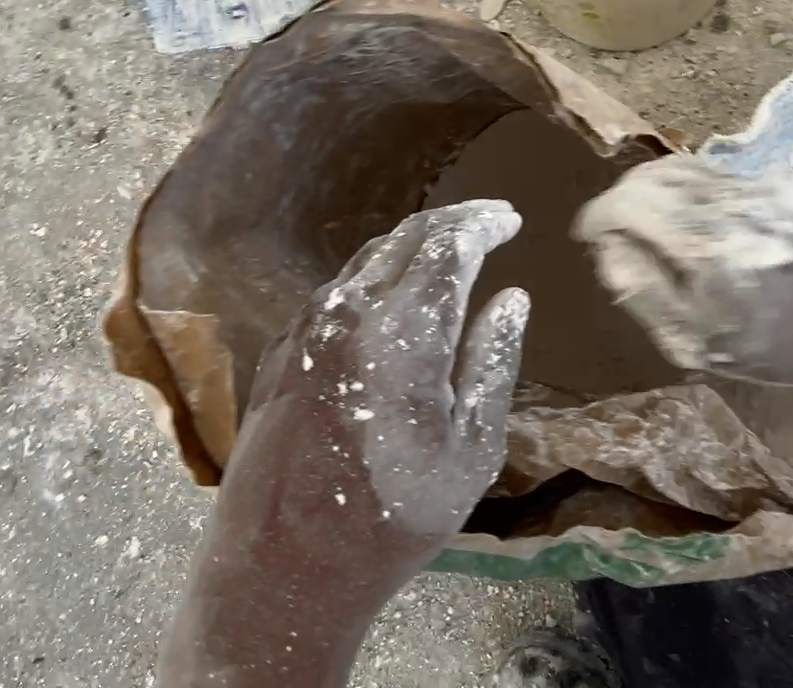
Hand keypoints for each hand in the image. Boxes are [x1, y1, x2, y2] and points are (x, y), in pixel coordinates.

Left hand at [160, 201, 529, 687]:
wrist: (280, 573)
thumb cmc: (393, 516)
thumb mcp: (471, 448)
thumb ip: (492, 361)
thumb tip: (513, 298)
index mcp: (403, 332)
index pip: (450, 245)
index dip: (484, 224)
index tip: (512, 220)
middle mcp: (350, 314)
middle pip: (408, 235)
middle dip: (456, 219)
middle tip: (490, 220)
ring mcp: (308, 329)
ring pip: (369, 257)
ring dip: (415, 241)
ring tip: (451, 248)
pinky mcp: (283, 351)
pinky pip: (339, 286)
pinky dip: (379, 270)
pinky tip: (396, 290)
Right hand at [573, 156, 792, 390]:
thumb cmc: (764, 345)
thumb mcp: (691, 337)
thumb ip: (642, 289)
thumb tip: (607, 248)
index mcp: (698, 243)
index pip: (627, 203)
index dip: (598, 215)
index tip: (589, 233)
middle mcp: (721, 204)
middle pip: (650, 176)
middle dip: (621, 197)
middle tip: (613, 227)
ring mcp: (750, 190)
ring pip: (680, 166)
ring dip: (650, 185)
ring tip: (642, 215)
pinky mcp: (771, 188)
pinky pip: (712, 171)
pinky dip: (684, 183)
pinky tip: (684, 210)